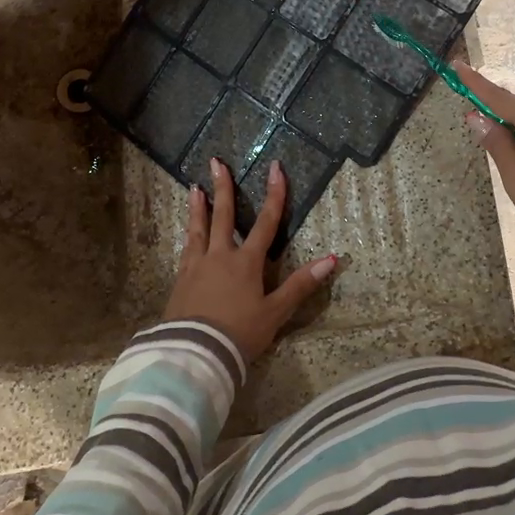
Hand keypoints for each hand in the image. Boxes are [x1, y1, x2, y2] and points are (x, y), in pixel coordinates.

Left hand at [163, 159, 338, 362]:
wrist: (195, 353)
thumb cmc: (239, 333)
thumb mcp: (275, 312)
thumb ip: (301, 285)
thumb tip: (332, 258)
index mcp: (247, 262)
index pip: (266, 222)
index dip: (274, 194)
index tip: (275, 167)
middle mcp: (221, 256)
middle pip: (224, 215)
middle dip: (223, 188)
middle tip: (216, 162)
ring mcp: (198, 266)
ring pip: (199, 229)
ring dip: (199, 207)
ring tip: (195, 187)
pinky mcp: (181, 280)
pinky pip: (186, 249)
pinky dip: (188, 235)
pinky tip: (187, 233)